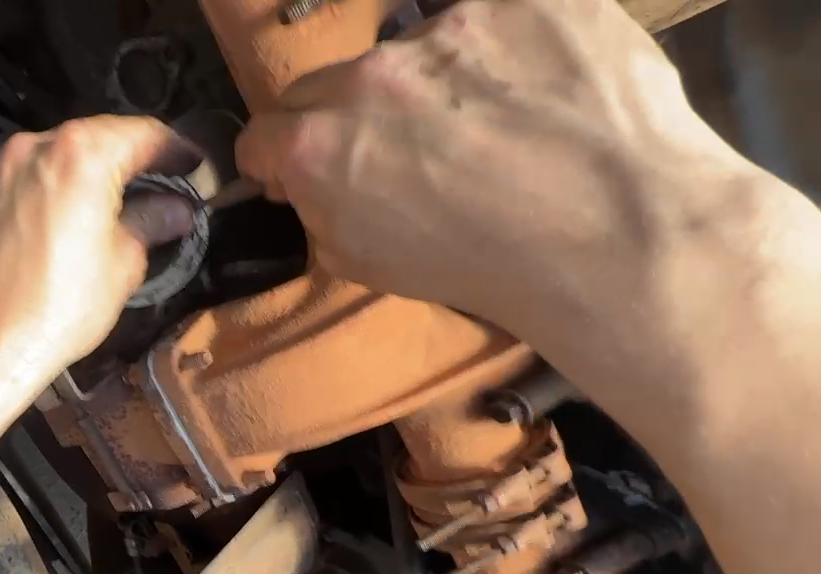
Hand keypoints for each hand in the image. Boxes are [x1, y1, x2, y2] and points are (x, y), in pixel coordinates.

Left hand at [0, 116, 200, 376]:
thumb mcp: (122, 266)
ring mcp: (0, 172)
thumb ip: (150, 223)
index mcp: (81, 154)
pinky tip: (67, 216)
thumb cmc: (60, 309)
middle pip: (97, 139)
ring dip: (89, 174)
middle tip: (159, 185)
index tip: (194, 166)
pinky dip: (53, 190)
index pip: (143, 135)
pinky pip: (28, 181)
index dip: (175, 150)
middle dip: (130, 160)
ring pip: (58, 158)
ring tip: (115, 203)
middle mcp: (35, 148)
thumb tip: (176, 210)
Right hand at [234, 0, 752, 337]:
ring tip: (472, 123)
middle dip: (332, 120)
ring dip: (417, 85)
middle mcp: (367, 74)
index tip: (290, 176)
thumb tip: (310, 181)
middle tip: (380, 152)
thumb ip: (314, 205)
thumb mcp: (352, 258)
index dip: (271, 162)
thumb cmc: (466, 261)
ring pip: (406, 54)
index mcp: (313, 144)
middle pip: (319, 87)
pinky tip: (526, 96)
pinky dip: (494, 57)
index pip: (258, 135)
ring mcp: (450, 26)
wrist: (605, 226)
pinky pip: (489, 24)